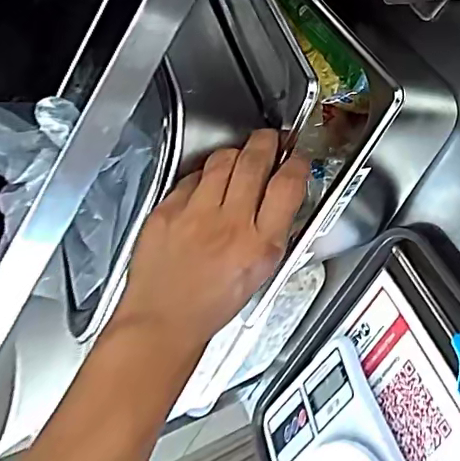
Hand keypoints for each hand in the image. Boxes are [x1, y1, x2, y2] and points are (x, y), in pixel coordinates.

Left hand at [113, 129, 309, 350]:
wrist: (162, 320)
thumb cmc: (214, 301)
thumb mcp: (265, 269)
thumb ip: (278, 228)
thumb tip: (287, 193)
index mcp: (261, 244)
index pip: (287, 185)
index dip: (297, 163)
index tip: (297, 158)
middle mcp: (229, 225)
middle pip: (255, 160)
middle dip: (267, 142)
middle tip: (270, 140)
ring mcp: (194, 215)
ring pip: (222, 160)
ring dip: (236, 154)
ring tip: (240, 158)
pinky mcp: (166, 212)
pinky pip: (191, 177)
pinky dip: (204, 176)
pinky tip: (208, 186)